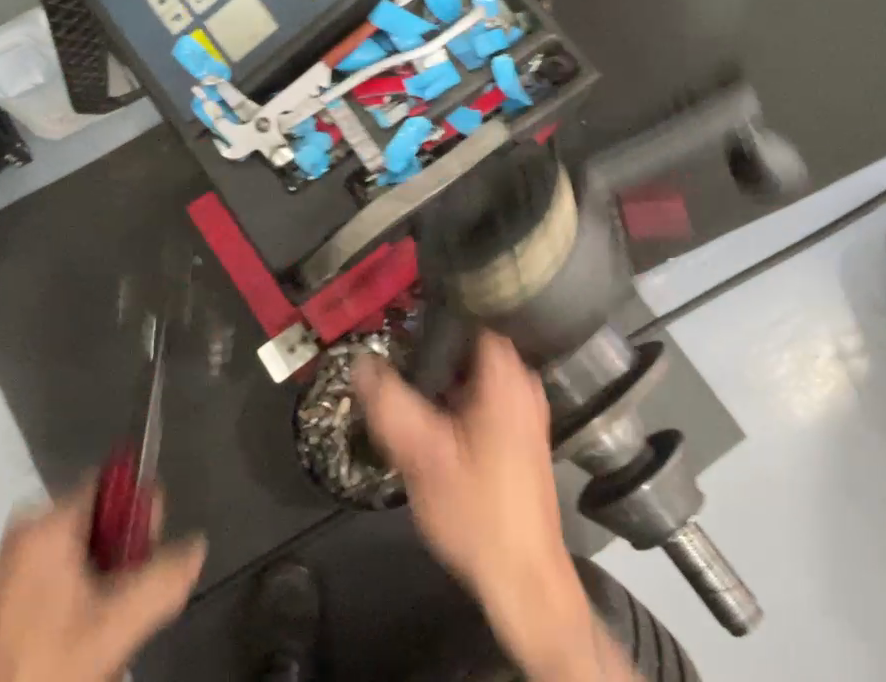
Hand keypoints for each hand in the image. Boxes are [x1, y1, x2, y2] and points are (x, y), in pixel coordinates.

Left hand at [0, 482, 205, 681]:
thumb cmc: (52, 661)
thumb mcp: (121, 620)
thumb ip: (166, 577)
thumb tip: (196, 545)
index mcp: (48, 523)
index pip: (110, 483)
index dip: (138, 510)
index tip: (150, 544)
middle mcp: (29, 528)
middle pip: (101, 515)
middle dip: (125, 548)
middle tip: (129, 592)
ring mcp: (19, 555)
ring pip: (87, 543)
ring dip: (109, 571)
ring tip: (109, 614)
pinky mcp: (15, 581)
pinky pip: (67, 562)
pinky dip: (87, 584)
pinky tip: (89, 621)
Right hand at [355, 332, 633, 681]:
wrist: (522, 576)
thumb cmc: (477, 514)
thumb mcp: (421, 456)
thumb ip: (389, 403)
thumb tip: (361, 363)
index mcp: (507, 379)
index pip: (478, 314)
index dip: (440, 307)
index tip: (406, 309)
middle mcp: (523, 388)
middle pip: (472, 345)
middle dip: (434, 346)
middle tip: (395, 349)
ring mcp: (525, 414)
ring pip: (475, 375)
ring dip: (443, 376)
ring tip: (406, 380)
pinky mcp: (518, 438)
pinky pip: (482, 399)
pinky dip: (456, 400)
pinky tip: (431, 419)